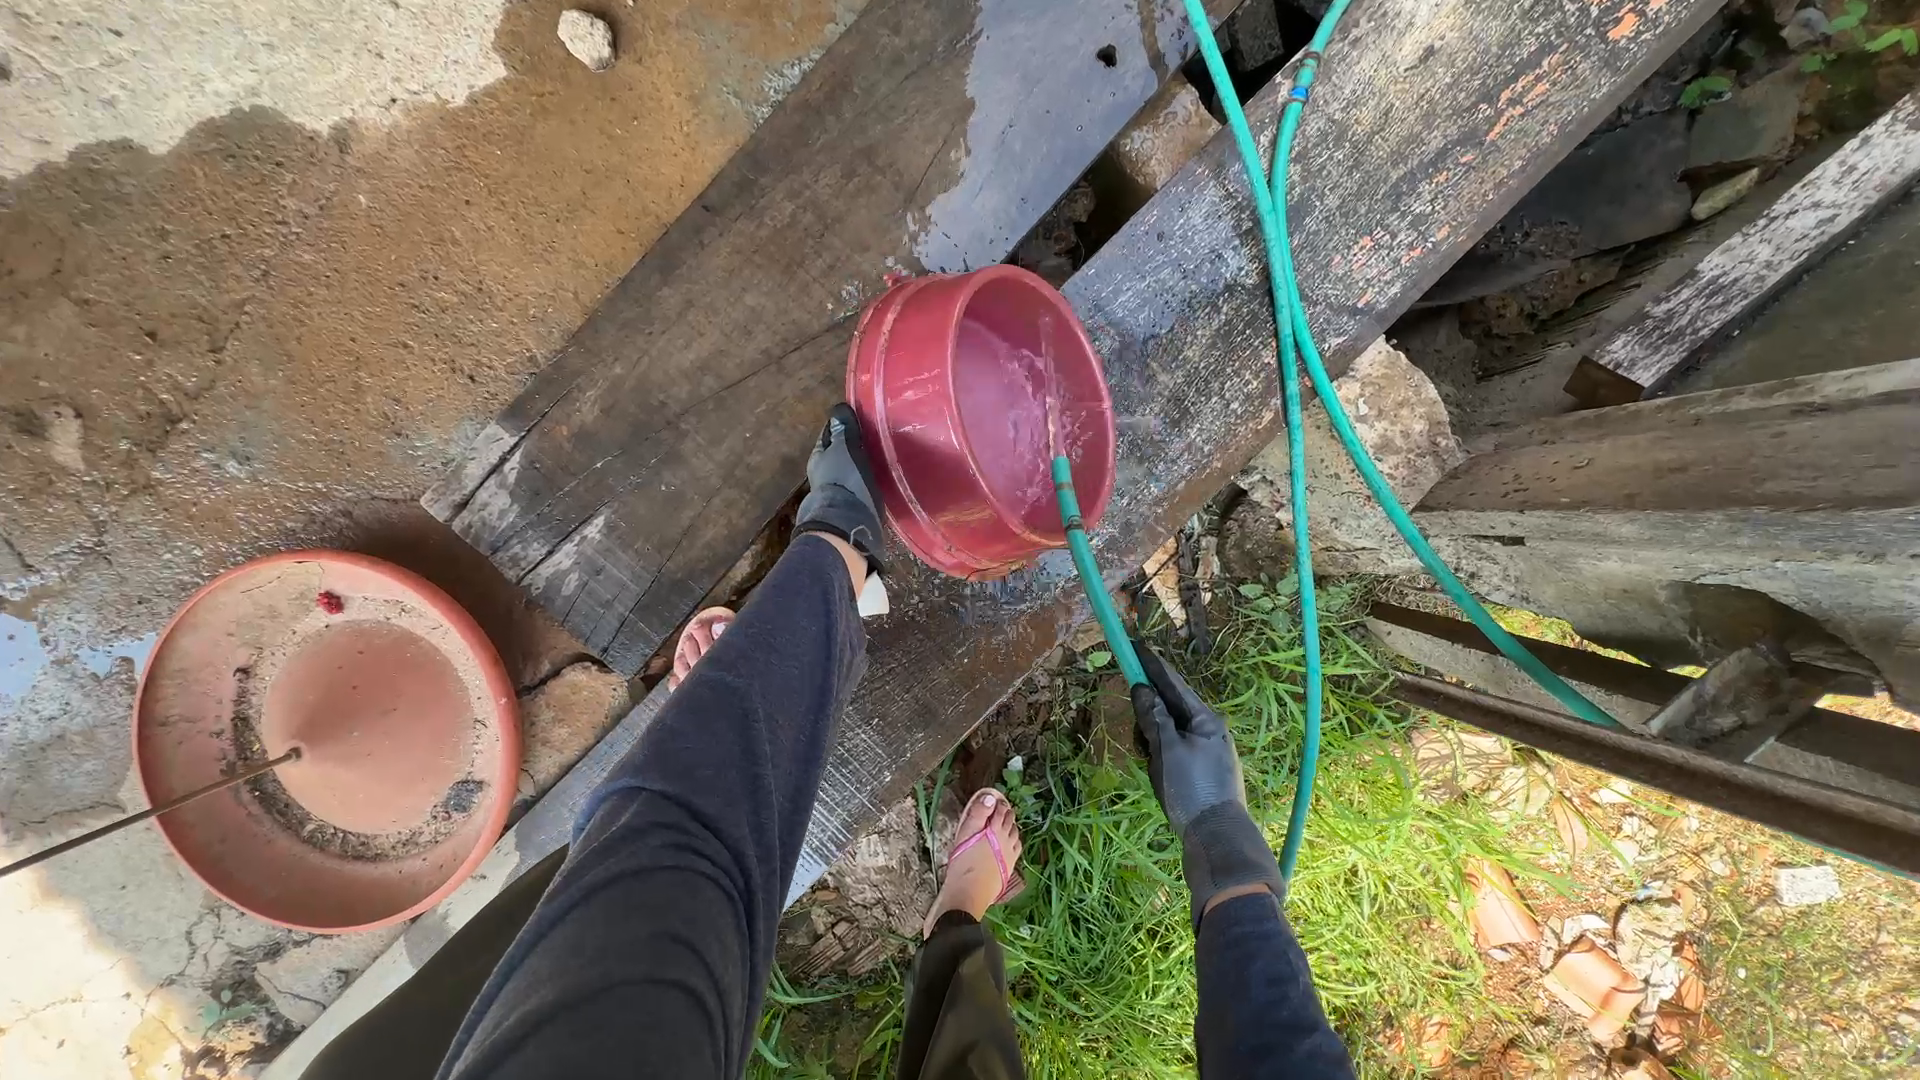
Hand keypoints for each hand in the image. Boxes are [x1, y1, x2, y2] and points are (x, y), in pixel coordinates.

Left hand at [794, 404, 885, 574]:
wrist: (849, 522)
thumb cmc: (844, 479)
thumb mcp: (844, 448)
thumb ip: (843, 430)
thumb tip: (839, 408)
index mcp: (818, 457)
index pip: (829, 434)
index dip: (841, 425)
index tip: (856, 418)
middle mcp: (823, 474)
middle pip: (838, 453)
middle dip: (851, 446)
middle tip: (871, 437)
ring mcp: (836, 492)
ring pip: (848, 470)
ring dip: (859, 464)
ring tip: (878, 457)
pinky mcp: (851, 506)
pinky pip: (859, 486)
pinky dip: (866, 480)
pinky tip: (878, 479)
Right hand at [1131, 648, 1246, 835]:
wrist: (1217, 838)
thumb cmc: (1192, 789)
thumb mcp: (1167, 750)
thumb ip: (1153, 717)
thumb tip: (1141, 688)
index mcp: (1205, 719)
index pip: (1174, 683)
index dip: (1152, 664)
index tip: (1134, 645)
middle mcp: (1209, 729)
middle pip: (1170, 708)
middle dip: (1149, 715)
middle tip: (1139, 734)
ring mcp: (1208, 750)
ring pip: (1170, 731)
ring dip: (1154, 740)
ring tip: (1151, 764)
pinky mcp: (1203, 770)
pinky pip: (1175, 750)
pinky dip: (1161, 754)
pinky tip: (1157, 773)